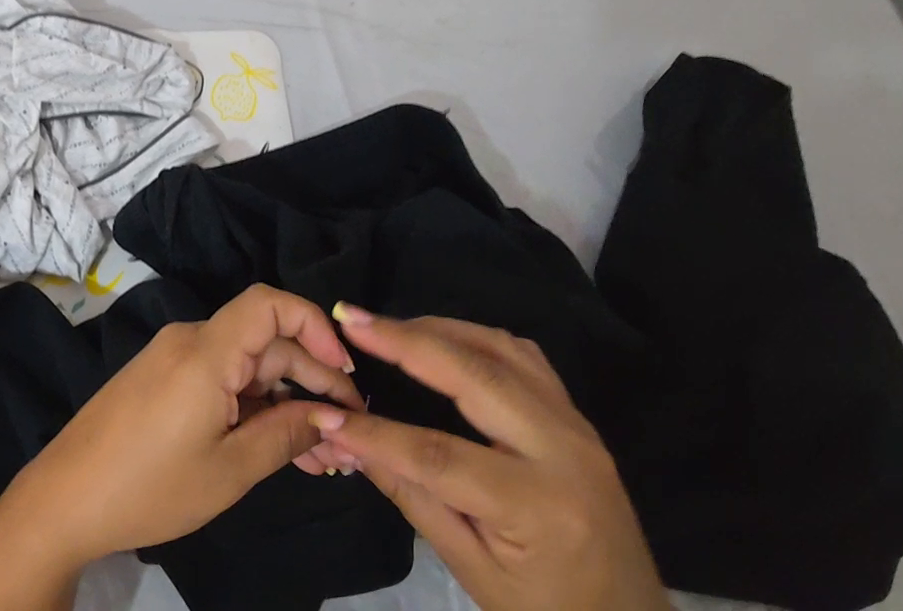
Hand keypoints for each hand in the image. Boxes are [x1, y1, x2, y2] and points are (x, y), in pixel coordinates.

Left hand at [0, 284, 363, 610]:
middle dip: (312, 381)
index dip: (315, 326)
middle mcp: (189, 342)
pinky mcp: (161, 380)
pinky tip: (277, 443)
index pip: (269, 303)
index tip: (345, 373)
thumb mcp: (229, 469)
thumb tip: (335, 416)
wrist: (64, 500)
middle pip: (264, 341)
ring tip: (322, 454)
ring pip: (245, 366)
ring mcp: (172, 360)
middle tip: (348, 434)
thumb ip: (287, 434)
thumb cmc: (150, 487)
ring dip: (285, 401)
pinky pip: (219, 379)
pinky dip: (252, 405)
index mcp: (206, 351)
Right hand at [310, 307, 670, 610]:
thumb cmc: (545, 610)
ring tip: (383, 326)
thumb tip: (346, 441)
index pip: (438, 455)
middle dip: (405, 341)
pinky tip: (439, 338)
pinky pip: (523, 357)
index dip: (375, 432)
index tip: (324, 412)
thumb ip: (411, 495)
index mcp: (537, 505)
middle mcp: (565, 451)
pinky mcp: (577, 416)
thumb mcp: (472, 569)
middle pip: (475, 374)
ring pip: (501, 349)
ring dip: (438, 329)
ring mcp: (577, 426)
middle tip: (350, 319)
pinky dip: (473, 337)